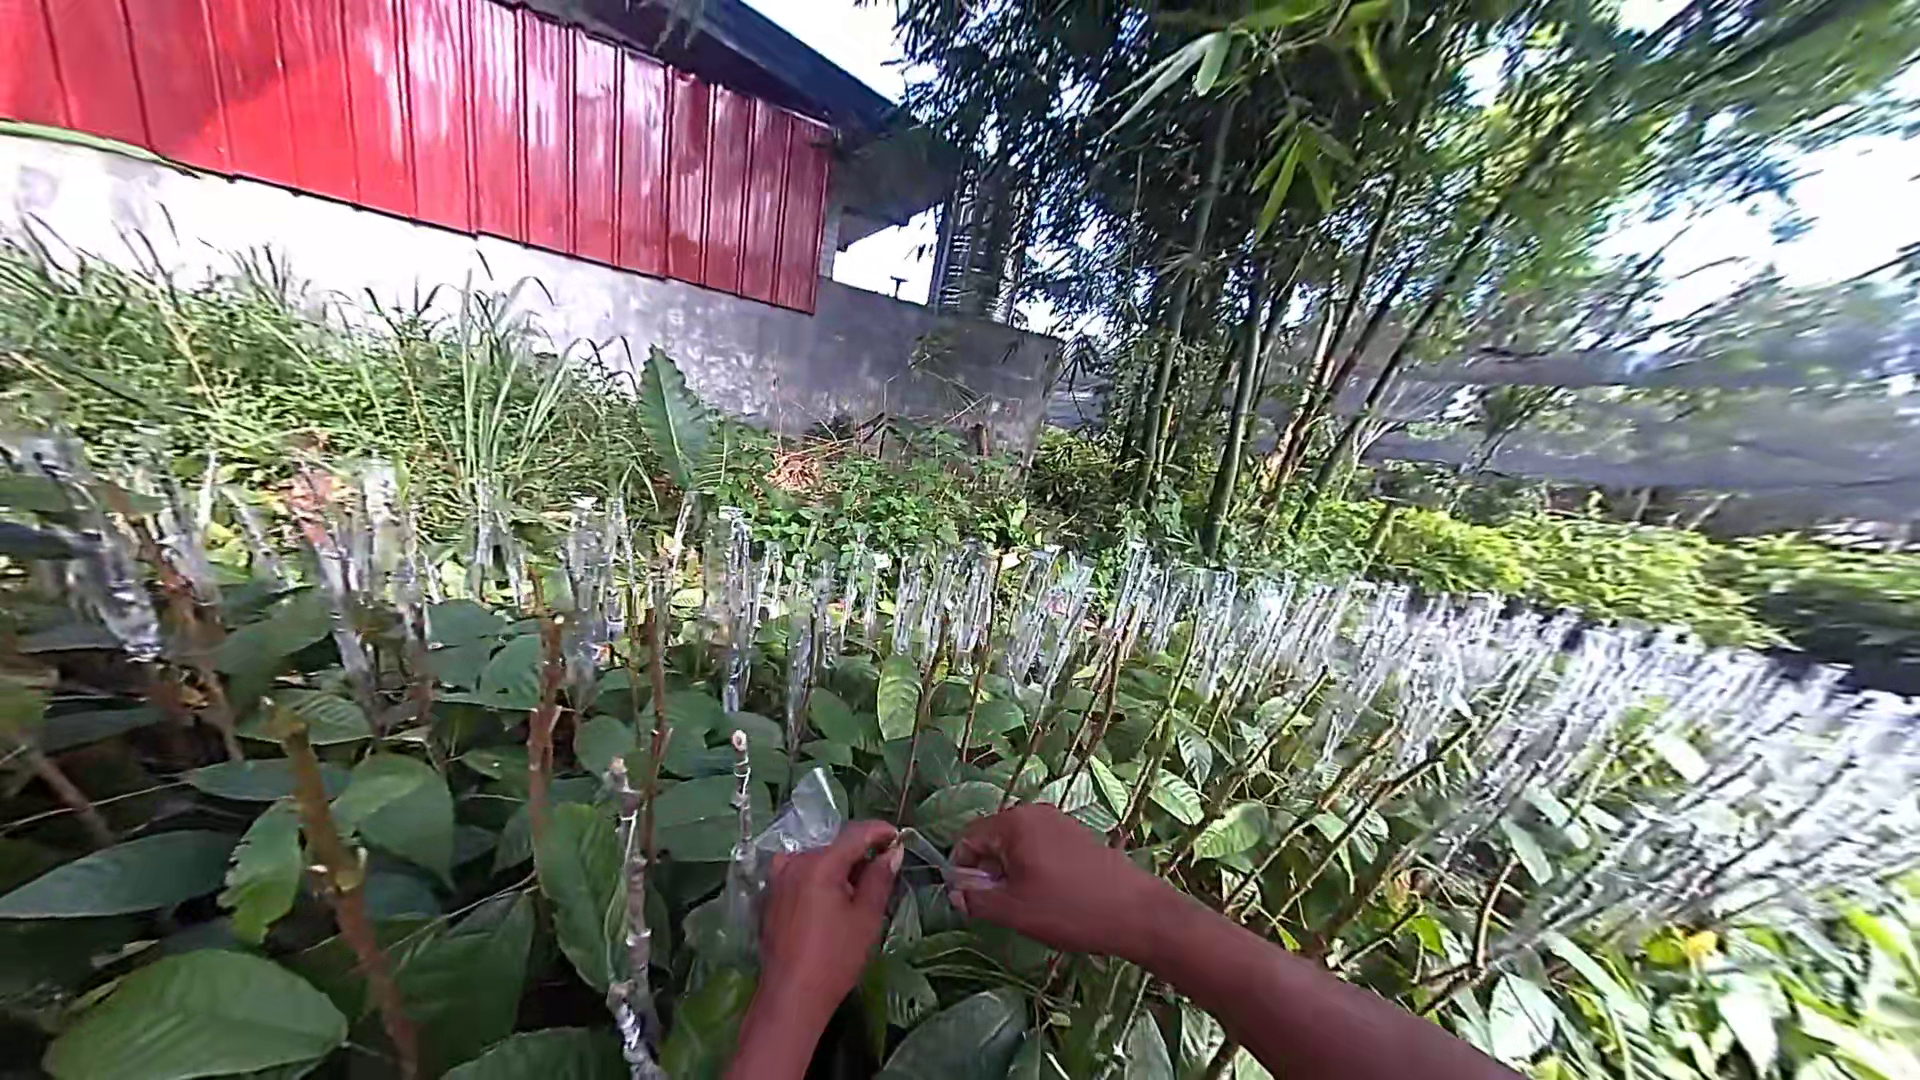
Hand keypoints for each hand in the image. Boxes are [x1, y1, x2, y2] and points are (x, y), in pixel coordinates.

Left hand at [758, 819, 902, 1015]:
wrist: (791, 999)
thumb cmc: (834, 959)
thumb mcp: (866, 918)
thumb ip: (880, 877)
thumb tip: (893, 850)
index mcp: (820, 864)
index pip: (855, 834)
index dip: (879, 831)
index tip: (898, 837)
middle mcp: (797, 862)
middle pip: (836, 846)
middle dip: (861, 853)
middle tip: (882, 871)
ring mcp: (781, 878)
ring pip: (819, 858)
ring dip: (840, 865)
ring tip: (857, 889)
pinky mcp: (772, 895)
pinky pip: (801, 871)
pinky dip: (818, 874)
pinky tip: (827, 895)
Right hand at [948, 804, 1176, 959]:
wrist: (1135, 910)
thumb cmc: (1069, 908)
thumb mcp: (1015, 910)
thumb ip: (977, 899)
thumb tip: (954, 891)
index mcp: (1013, 822)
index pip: (969, 836)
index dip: (961, 867)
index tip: (967, 898)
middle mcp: (1032, 811)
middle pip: (992, 836)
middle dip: (987, 868)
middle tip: (998, 904)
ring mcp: (1056, 818)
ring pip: (1015, 841)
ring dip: (1009, 868)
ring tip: (1024, 902)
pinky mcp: (1074, 831)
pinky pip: (1038, 842)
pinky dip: (1031, 863)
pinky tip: (1047, 892)